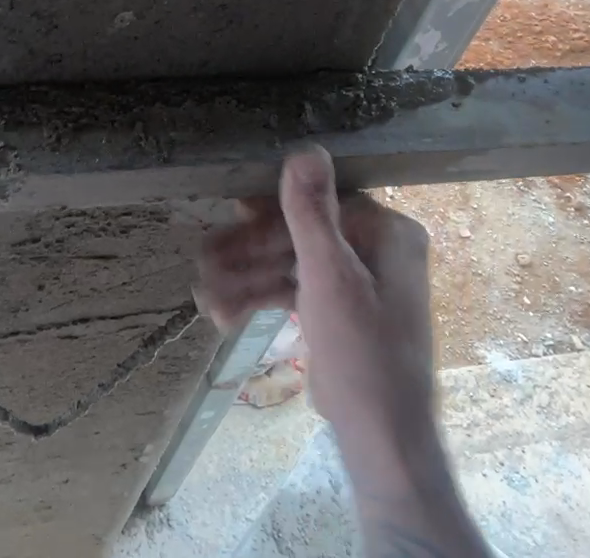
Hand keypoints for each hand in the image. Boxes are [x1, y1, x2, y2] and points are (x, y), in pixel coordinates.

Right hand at [197, 146, 488, 557]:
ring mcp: (356, 283)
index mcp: (386, 233)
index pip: (317, 205)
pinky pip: (294, 292)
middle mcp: (375, 250)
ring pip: (289, 266)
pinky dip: (261, 300)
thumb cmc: (362, 354)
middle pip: (297, 236)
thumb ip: (310, 213)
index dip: (269, 211)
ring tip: (203, 297)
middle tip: (202, 264)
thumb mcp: (329, 278)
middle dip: (248, 254)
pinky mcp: (337, 311)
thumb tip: (305, 149)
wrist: (382, 440)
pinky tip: (224, 314)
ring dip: (246, 279)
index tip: (227, 214)